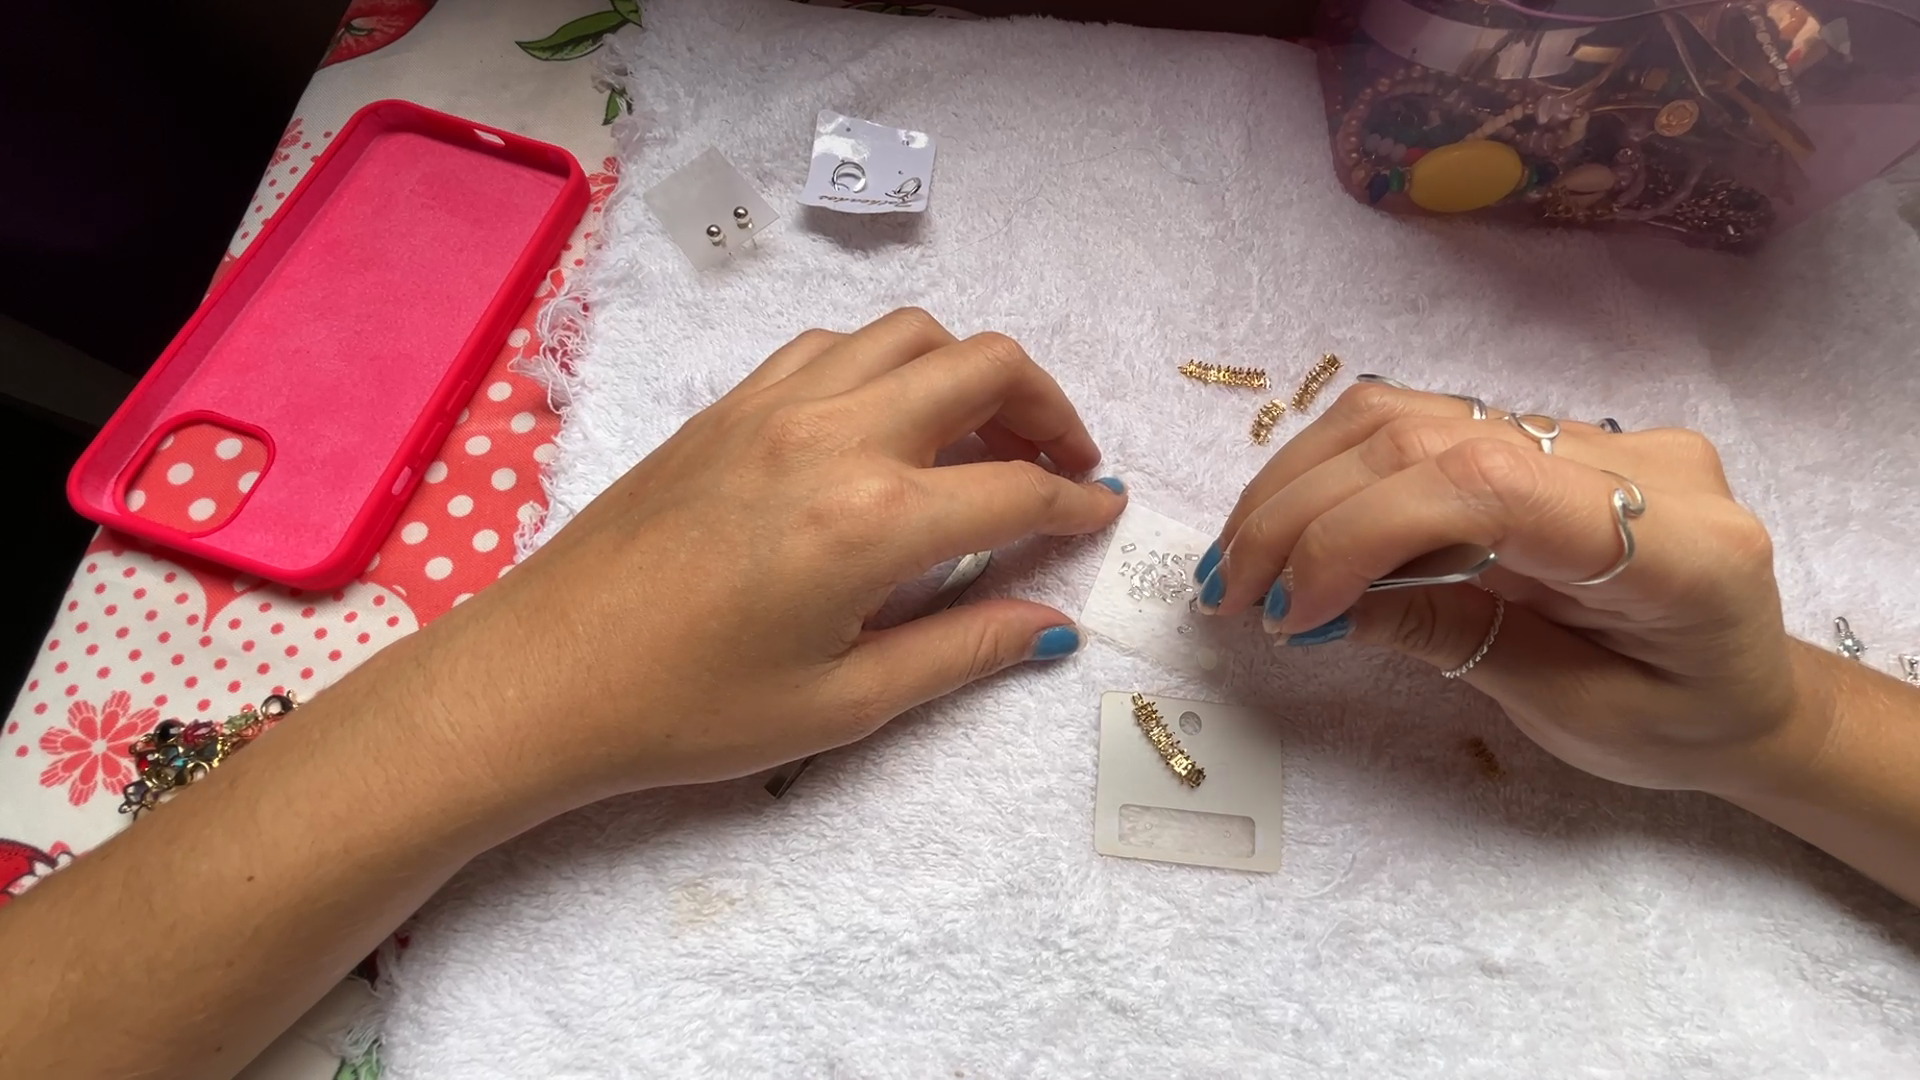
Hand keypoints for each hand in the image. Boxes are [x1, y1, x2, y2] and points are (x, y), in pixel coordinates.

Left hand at [419, 308, 1125, 796]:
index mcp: (869, 519)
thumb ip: (963, 649)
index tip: (1105, 513)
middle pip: (983, 367)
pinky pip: (837, 347)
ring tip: (983, 437)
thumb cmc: (693, 709)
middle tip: (1063, 463)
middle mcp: (833, 434)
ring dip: (971, 374)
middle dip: (1048, 408)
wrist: (541, 677)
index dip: (1076, 503)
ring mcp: (776, 403)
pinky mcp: (732, 403)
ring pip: (912, 335)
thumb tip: (1054, 626)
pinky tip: (889, 423)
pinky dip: (892, 365)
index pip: (1015, 490)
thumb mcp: (846, 703)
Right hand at [1196, 378, 1813, 793]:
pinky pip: (1394, 425)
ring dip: (1287, 487)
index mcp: (1677, 543)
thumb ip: (1439, 635)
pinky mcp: (1516, 430)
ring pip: (1389, 416)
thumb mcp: (1558, 706)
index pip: (1479, 487)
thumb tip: (1306, 608)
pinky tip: (1277, 522)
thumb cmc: (1670, 720)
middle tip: (1227, 592)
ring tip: (1235, 558)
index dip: (1355, 537)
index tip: (1288, 615)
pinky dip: (1314, 474)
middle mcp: (1623, 456)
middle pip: (1414, 442)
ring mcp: (1568, 430)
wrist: (1736, 681)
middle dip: (1295, 518)